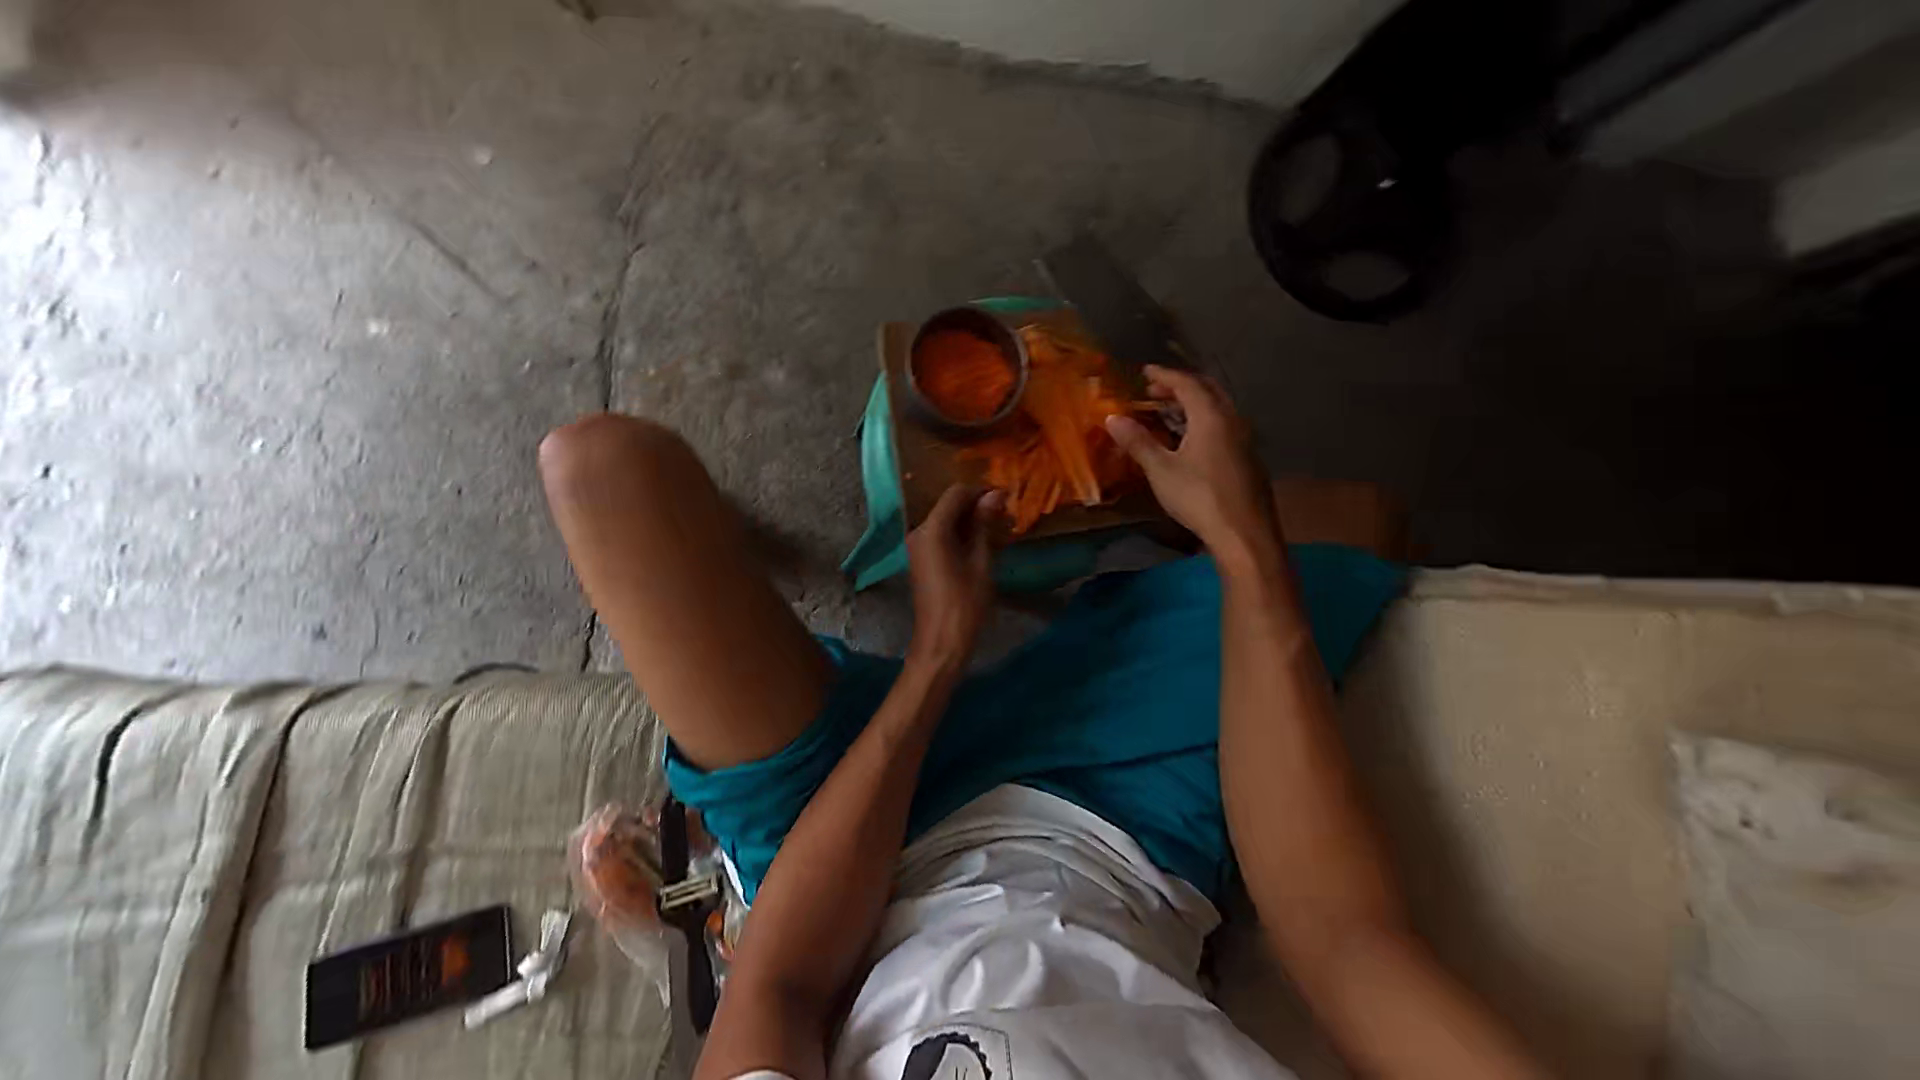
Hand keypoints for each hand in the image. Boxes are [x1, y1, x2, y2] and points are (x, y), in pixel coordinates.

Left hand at [905, 484, 1005, 669]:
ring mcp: (916, 546)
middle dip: (975, 506)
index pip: (955, 494)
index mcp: (932, 530)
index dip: (980, 492)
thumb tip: (995, 494)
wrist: (941, 642)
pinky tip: (980, 544)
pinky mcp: (920, 559)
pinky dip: (959, 534)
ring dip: (969, 521)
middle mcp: (918, 532)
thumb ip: (985, 525)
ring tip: (996, 530)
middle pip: (948, 505)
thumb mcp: (981, 562)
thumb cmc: (965, 603)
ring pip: (945, 520)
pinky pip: (940, 536)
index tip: (1005, 499)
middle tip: (1004, 515)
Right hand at [1105, 365, 1278, 568]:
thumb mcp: (1161, 470)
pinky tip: (1190, 441)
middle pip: (1207, 391)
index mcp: (1211, 416)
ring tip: (1168, 413)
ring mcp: (1244, 440)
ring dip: (1192, 405)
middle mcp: (1232, 420)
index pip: (1187, 384)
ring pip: (1218, 410)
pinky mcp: (1247, 459)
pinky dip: (1203, 422)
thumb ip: (1138, 442)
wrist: (1244, 534)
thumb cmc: (1199, 497)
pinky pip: (1223, 427)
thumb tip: (1112, 418)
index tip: (1145, 372)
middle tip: (1155, 391)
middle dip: (1180, 386)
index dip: (1165, 375)